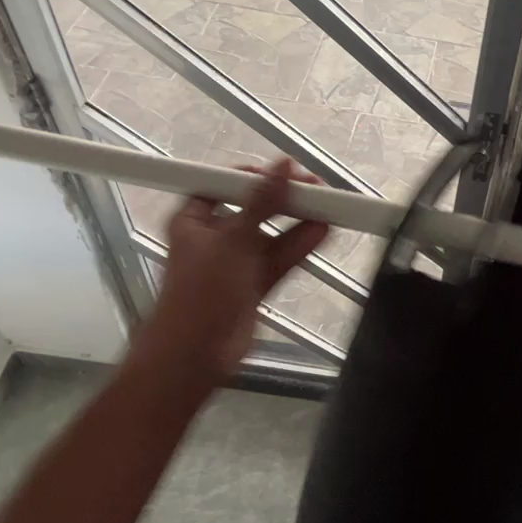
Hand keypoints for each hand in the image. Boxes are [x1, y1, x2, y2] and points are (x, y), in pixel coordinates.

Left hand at [131, 160, 329, 378]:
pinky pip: (280, 257)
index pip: (224, 185)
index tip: (282, 171)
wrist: (195, 355)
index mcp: (194, 220)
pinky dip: (300, 245)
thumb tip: (282, 166)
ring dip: (298, 221)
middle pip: (254, 208)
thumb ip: (262, 201)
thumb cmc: (199, 293)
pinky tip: (322, 232)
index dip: (253, 175)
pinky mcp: (254, 284)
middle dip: (284, 198)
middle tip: (313, 188)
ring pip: (272, 233)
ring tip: (327, 207)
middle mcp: (214, 238)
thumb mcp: (232, 238)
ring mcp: (236, 262)